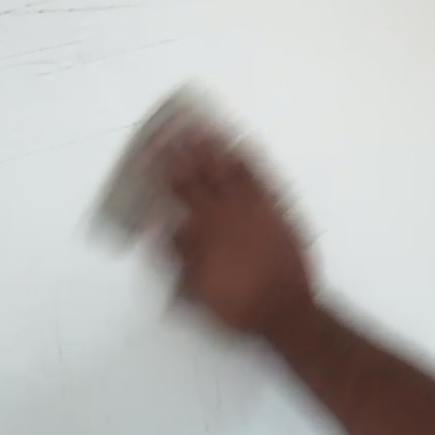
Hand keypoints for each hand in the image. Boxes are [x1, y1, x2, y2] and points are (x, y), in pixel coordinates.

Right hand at [160, 129, 315, 337]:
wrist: (287, 311)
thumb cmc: (238, 306)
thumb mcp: (194, 290)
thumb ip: (173, 255)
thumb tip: (153, 226)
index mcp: (205, 229)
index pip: (177, 190)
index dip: (161, 167)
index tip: (148, 150)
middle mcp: (229, 211)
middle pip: (202, 170)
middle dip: (183, 146)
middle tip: (171, 124)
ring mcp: (256, 206)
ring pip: (231, 166)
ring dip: (214, 143)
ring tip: (201, 123)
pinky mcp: (278, 207)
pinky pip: (261, 174)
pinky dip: (249, 156)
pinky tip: (241, 143)